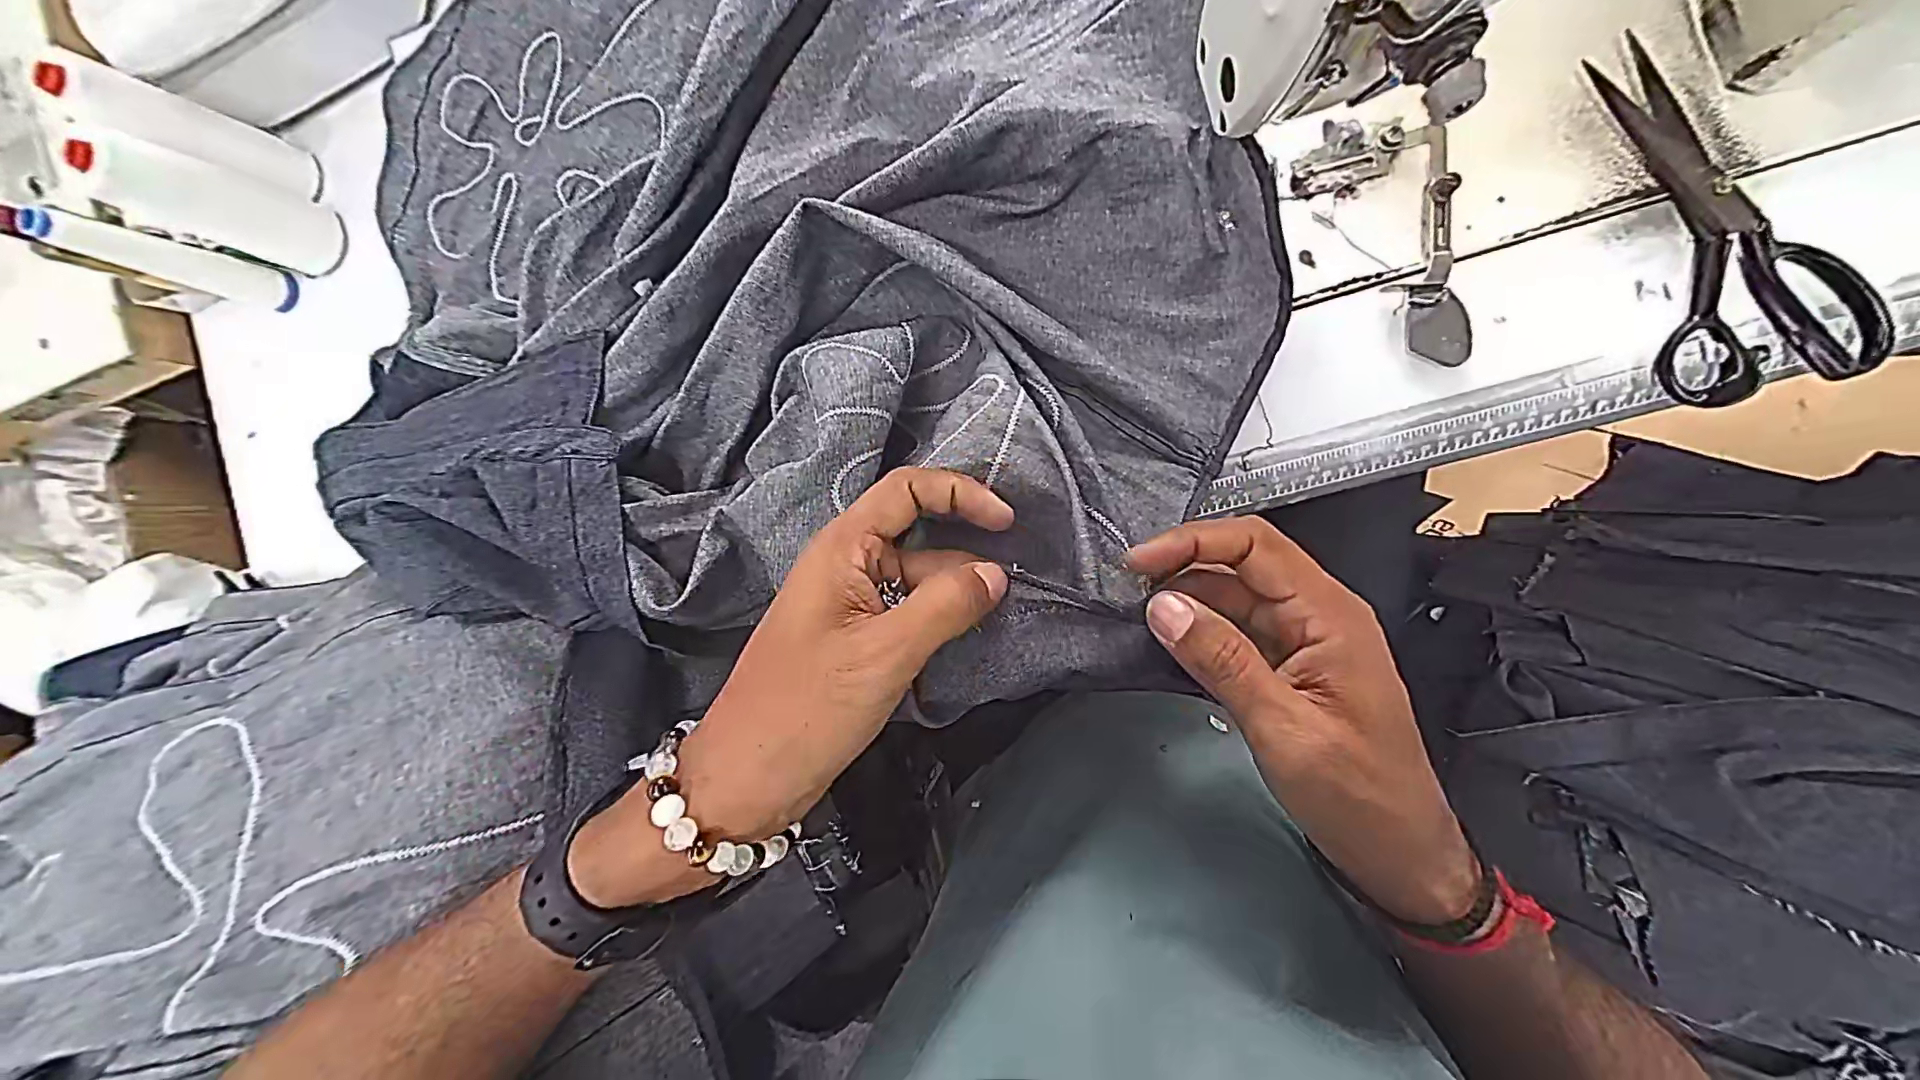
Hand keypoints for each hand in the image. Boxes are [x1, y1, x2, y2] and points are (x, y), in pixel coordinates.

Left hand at [571, 468, 1012, 907]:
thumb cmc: (806, 708)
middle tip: (1016, 577)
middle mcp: (846, 565)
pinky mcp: (856, 639)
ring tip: (1003, 611)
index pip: (907, 489)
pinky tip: (969, 632)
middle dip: (967, 549)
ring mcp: (851, 603)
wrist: (747, 778)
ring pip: (917, 579)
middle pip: (919, 535)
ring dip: (957, 590)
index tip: (1007, 521)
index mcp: (842, 548)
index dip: (961, 493)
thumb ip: (945, 606)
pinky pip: (907, 612)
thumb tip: (996, 574)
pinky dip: (940, 618)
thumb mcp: (884, 653)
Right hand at [1127, 517, 1479, 924]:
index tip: (1139, 562)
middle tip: (1126, 586)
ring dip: (1185, 595)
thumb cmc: (1359, 796)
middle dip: (1181, 564)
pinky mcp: (1287, 663)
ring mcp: (1302, 639)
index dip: (1192, 542)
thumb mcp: (1284, 728)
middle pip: (1241, 562)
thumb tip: (1164, 607)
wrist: (1398, 853)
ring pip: (1233, 594)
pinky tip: (1168, 636)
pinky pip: (1235, 627)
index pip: (1255, 545)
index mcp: (1329, 615)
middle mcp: (1317, 615)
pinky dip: (1198, 626)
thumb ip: (1222, 660)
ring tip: (1137, 609)